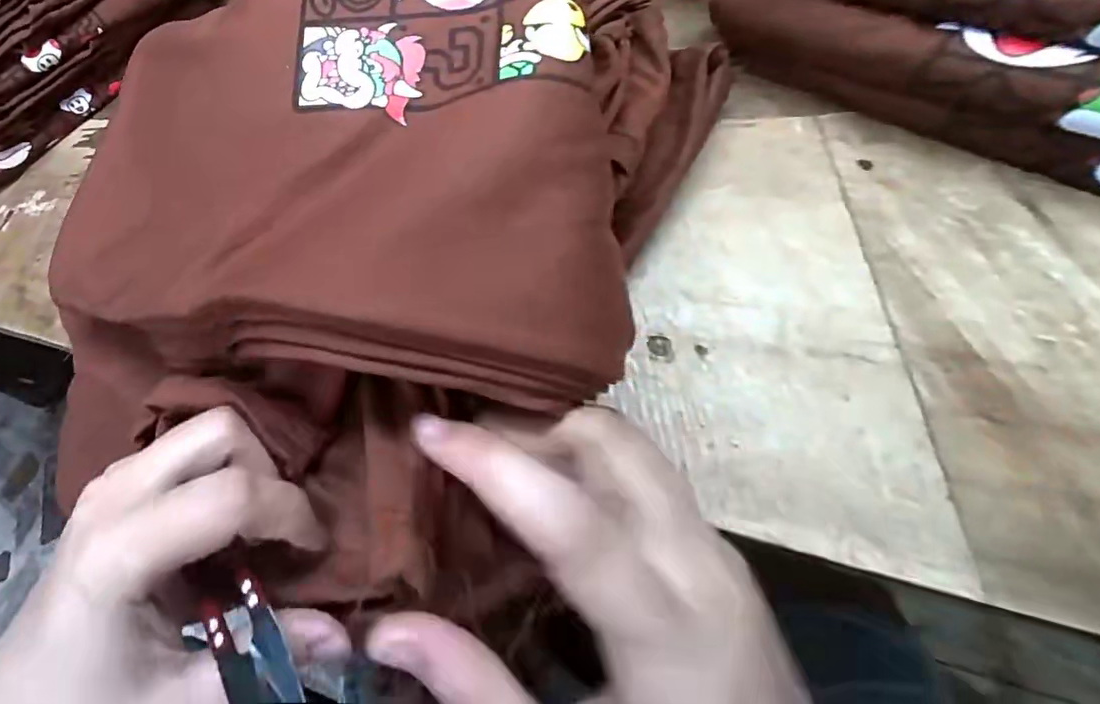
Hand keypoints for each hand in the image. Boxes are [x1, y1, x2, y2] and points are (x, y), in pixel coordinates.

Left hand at [0, 408, 349, 703]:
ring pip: (201, 429)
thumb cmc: (88, 700)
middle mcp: (116, 490)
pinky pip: (182, 450)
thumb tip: (342, 633)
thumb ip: (259, 657)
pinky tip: (220, 532)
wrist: (18, 691)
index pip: (228, 494)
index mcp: (122, 546)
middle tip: (281, 534)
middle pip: (218, 429)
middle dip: (266, 471)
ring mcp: (112, 477)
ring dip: (243, 469)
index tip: (317, 550)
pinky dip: (218, 474)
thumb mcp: (175, 699)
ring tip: (256, 535)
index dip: (288, 512)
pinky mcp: (115, 481)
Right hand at [366, 408, 808, 703]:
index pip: (575, 522)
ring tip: (488, 451)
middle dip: (525, 422)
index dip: (492, 465)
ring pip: (627, 443)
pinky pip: (639, 468)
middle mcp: (703, 570)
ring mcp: (716, 552)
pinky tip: (539, 482)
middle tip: (458, 438)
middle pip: (611, 445)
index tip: (424, 428)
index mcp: (673, 635)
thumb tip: (383, 629)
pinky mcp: (714, 550)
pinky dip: (578, 452)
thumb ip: (477, 690)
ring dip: (550, 428)